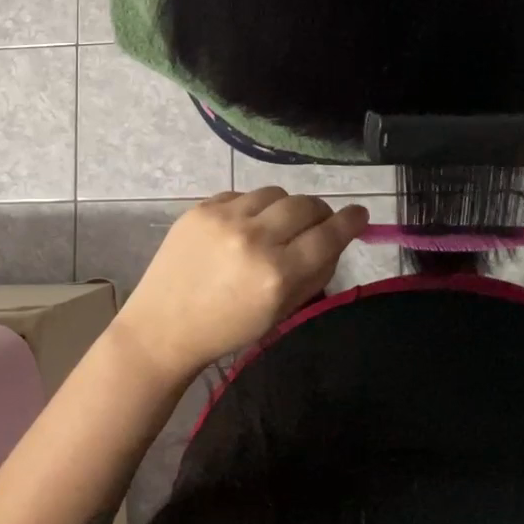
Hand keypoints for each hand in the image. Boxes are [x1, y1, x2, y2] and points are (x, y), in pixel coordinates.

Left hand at [112, 188, 369, 378]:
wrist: (163, 327)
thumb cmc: (227, 329)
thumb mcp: (281, 312)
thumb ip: (315, 274)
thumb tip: (337, 240)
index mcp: (277, 275)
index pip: (329, 234)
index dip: (351, 221)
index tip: (360, 214)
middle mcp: (254, 239)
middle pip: (306, 205)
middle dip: (320, 212)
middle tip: (319, 223)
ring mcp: (224, 218)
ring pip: (276, 193)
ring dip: (285, 208)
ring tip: (276, 227)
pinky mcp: (201, 208)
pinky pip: (243, 195)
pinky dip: (252, 208)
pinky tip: (243, 229)